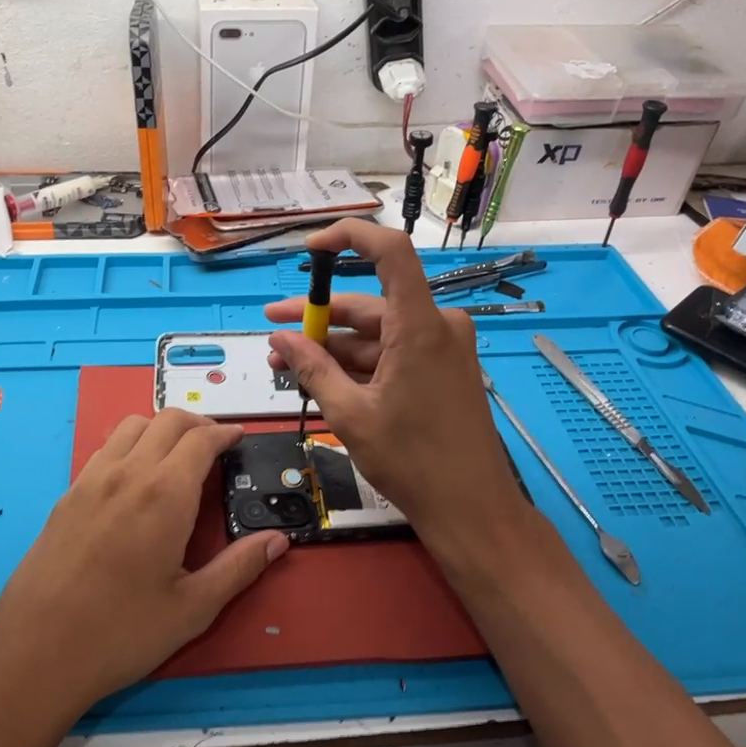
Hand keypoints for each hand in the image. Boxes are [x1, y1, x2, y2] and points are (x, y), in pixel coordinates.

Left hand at [0, 409, 287, 716]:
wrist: (34, 653)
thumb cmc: (121, 633)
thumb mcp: (193, 608)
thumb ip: (239, 567)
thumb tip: (278, 540)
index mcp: (164, 493)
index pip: (201, 438)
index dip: (225, 433)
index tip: (239, 439)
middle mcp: (127, 473)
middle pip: (167, 420)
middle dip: (198, 423)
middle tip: (215, 446)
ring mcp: (91, 481)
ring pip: (131, 426)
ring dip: (161, 428)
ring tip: (177, 456)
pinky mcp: (66, 496)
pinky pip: (104, 450)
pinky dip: (130, 445)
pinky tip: (134, 480)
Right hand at [265, 221, 518, 538]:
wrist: (472, 509)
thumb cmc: (413, 461)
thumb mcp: (350, 414)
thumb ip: (312, 368)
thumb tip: (279, 340)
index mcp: (418, 325)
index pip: (390, 250)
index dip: (348, 237)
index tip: (310, 250)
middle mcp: (436, 325)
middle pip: (369, 304)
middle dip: (318, 318)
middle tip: (273, 331)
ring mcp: (442, 347)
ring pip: (377, 333)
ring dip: (334, 347)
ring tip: (287, 364)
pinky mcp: (443, 368)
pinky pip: (393, 352)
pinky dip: (359, 362)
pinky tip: (322, 377)